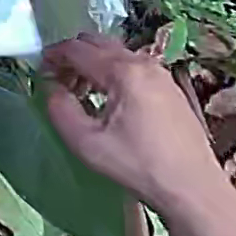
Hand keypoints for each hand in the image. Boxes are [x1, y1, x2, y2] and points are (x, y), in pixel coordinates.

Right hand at [41, 33, 232, 223]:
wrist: (195, 193)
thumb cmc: (137, 165)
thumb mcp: (84, 140)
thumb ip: (58, 106)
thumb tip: (50, 85)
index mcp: (122, 71)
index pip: (76, 48)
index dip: (52, 56)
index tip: (40, 71)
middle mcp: (143, 64)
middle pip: (96, 42)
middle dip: (72, 56)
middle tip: (59, 79)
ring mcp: (161, 75)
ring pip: (115, 53)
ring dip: (92, 63)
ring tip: (81, 91)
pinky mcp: (171, 88)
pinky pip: (132, 66)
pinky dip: (112, 72)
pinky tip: (108, 99)